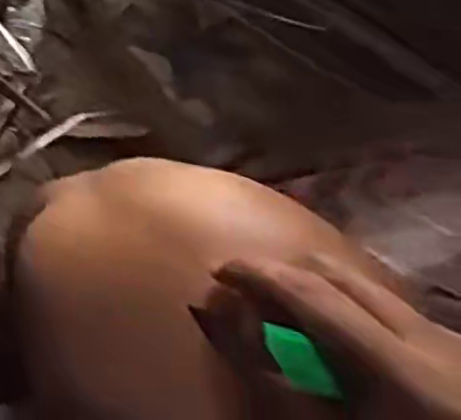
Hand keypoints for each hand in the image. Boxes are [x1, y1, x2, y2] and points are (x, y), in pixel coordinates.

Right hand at [217, 255, 460, 419]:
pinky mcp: (459, 342)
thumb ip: (290, 383)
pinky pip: (388, 308)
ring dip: (316, 291)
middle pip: (330, 270)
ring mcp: (452, 339)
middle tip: (253, 294)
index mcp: (406, 369)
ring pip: (360, 285)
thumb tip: (232, 330)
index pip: (307, 289)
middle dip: (280, 271)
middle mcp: (433, 340)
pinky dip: (351, 310)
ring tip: (300, 320)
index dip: (251, 271)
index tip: (217, 274)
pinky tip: (348, 340)